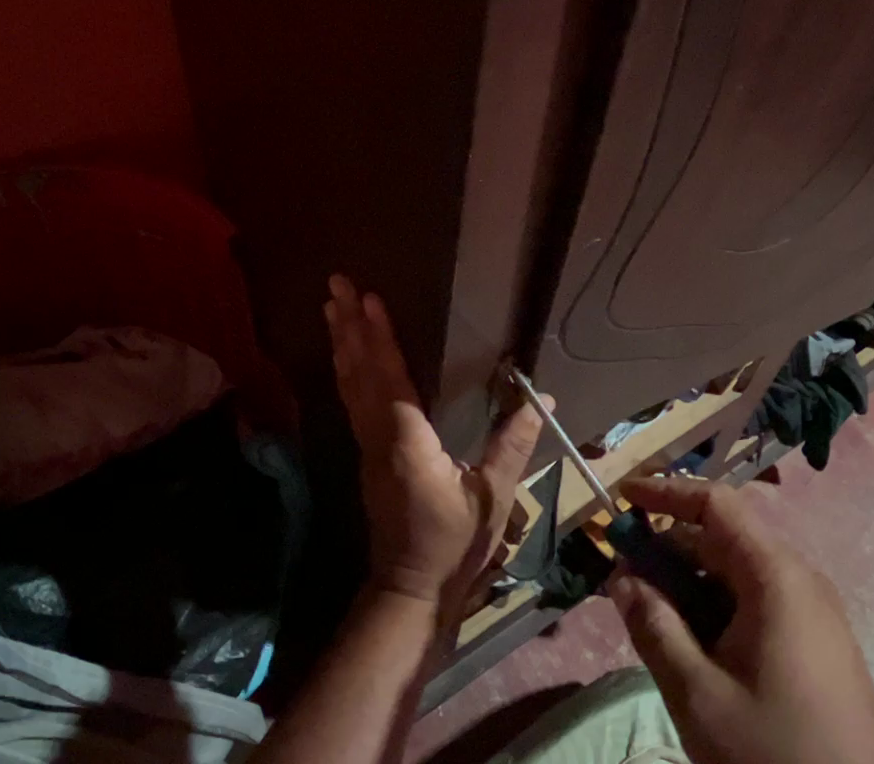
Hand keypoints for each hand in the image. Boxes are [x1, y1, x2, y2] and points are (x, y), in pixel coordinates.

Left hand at [324, 274, 542, 613]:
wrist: (411, 589)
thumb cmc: (454, 545)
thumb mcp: (493, 498)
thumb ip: (514, 446)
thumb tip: (542, 398)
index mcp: (408, 445)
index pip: (391, 381)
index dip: (380, 338)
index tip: (369, 300)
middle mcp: (379, 439)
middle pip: (359, 374)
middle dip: (348, 327)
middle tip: (335, 284)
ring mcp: (368, 447)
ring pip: (350, 385)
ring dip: (342, 342)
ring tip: (331, 305)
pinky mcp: (368, 455)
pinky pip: (353, 400)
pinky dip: (347, 368)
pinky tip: (345, 353)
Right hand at [610, 477, 873, 763]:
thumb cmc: (772, 750)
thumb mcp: (697, 693)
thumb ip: (654, 627)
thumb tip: (622, 579)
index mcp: (776, 577)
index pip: (717, 504)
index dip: (666, 492)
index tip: (621, 498)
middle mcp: (799, 581)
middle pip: (725, 538)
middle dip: (669, 547)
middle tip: (622, 577)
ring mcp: (813, 614)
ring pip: (738, 573)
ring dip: (689, 581)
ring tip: (648, 615)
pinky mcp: (816, 645)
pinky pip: (756, 602)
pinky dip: (715, 606)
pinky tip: (690, 642)